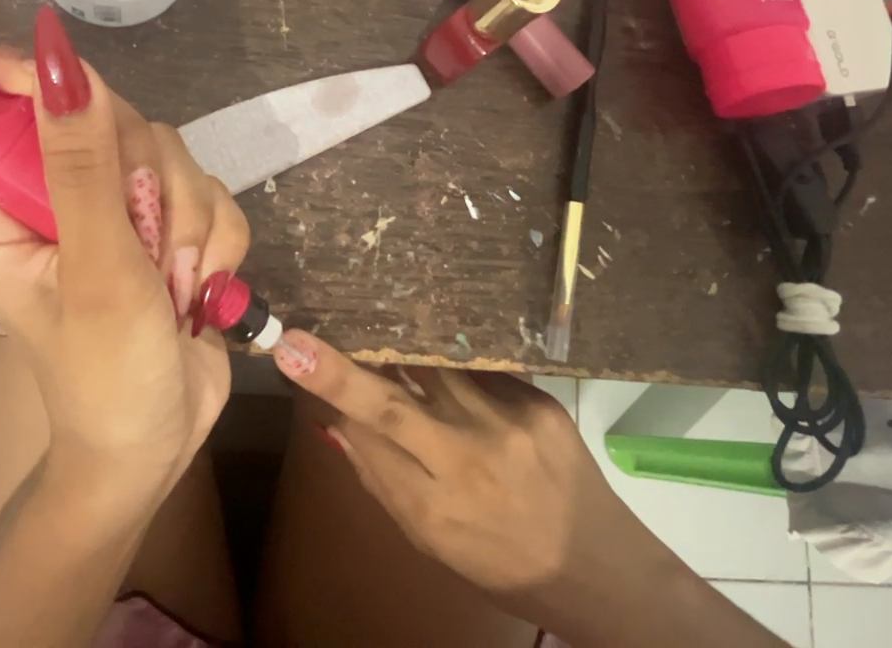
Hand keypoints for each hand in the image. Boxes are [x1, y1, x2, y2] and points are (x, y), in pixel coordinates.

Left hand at [0, 6, 246, 492]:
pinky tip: (201, 288)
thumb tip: (58, 61)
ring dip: (187, 223)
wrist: (162, 441)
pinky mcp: (165, 220)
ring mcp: (112, 206)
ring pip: (166, 151)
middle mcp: (49, 196)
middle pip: (103, 117)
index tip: (83, 100)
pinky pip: (206, 186)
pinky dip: (215, 238)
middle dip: (146, 180)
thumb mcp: (96, 271)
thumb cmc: (106, 374)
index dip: (30, 83)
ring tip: (174, 286)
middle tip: (147, 243)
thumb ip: (82, 166)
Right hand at [270, 330, 661, 630]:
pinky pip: (477, 369)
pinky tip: (444, 365)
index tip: (291, 353)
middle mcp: (469, 460)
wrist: (600, 565)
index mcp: (435, 508)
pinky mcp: (539, 400)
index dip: (328, 390)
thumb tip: (334, 419)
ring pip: (435, 368)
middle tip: (299, 336)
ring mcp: (508, 423)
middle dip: (342, 368)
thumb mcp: (431, 540)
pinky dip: (451, 367)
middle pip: (392, 400)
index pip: (366, 434)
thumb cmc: (500, 562)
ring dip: (400, 350)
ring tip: (376, 325)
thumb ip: (381, 477)